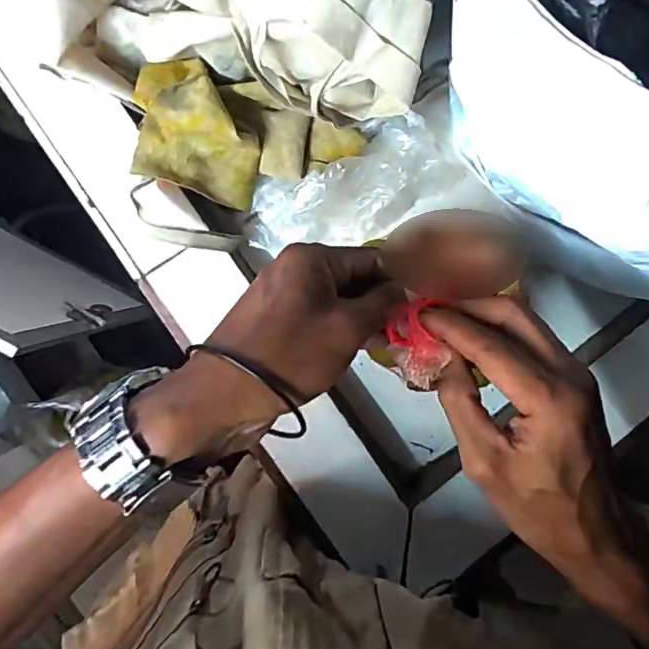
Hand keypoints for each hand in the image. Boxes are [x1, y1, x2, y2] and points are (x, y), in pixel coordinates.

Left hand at [134, 244, 403, 460]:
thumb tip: (403, 288)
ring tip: (383, 345)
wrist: (227, 392)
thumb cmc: (291, 354)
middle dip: (378, 303)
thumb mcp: (345, 328)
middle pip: (352, 277)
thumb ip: (380, 303)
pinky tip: (353, 349)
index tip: (421, 307)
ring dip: (358, 319)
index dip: (398, 281)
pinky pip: (315, 313)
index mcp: (310, 257)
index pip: (370, 258)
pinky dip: (335, 327)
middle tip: (404, 332)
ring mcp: (281, 290)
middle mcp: (293, 266)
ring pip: (334, 298)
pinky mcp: (273, 316)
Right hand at [421, 298, 648, 590]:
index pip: (490, 343)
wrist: (599, 534)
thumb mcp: (484, 462)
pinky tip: (472, 343)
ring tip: (444, 323)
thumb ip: (460, 403)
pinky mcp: (575, 380)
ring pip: (526, 321)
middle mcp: (569, 374)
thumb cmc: (538, 508)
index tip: (417, 315)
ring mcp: (577, 374)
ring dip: (483, 315)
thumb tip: (443, 358)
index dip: (450, 325)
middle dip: (468, 306)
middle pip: (514, 314)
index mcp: (548, 398)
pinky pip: (533, 338)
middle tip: (430, 313)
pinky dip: (499, 331)